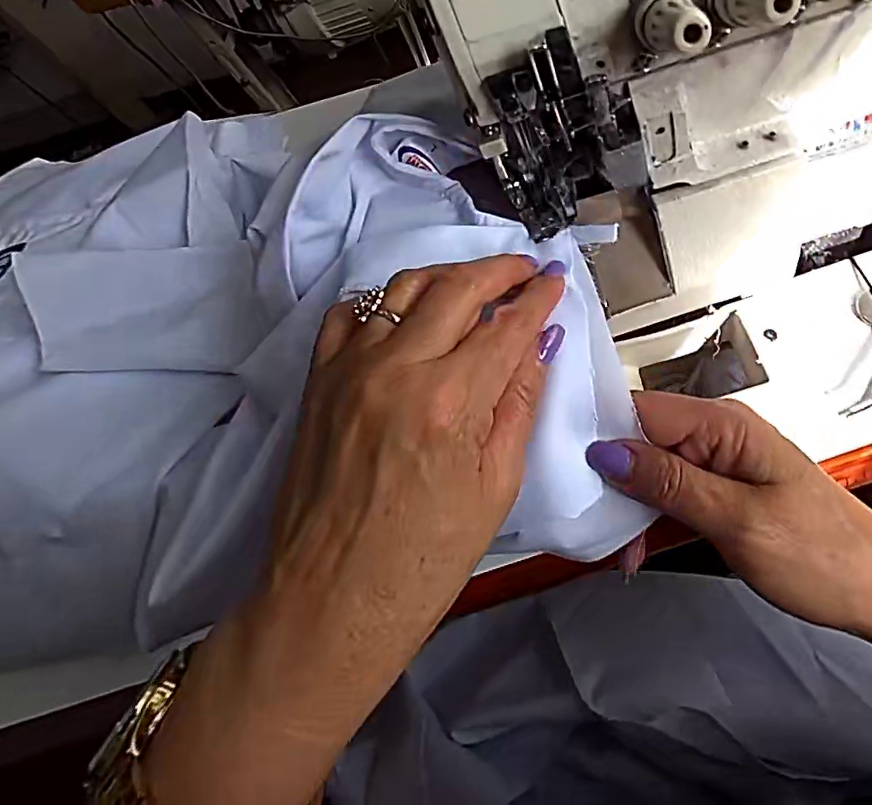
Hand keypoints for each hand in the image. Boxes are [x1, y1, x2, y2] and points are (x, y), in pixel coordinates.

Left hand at [266, 254, 565, 622]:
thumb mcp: (498, 482)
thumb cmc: (421, 559)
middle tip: (524, 270)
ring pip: (405, 287)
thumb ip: (520, 401)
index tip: (552, 283)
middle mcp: (397, 372)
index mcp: (451, 402)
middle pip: (458, 287)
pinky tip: (410, 311)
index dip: (537, 297)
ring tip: (477, 282)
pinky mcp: (319, 382)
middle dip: (501, 269)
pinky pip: (349, 314)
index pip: (507, 324)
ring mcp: (350, 371)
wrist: (330, 603)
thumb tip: (537, 345)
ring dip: (450, 274)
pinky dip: (386, 299)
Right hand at [586, 392, 871, 641]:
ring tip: (620, 548)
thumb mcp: (738, 521)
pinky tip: (640, 546)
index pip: (644, 409)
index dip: (602, 434)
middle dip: (614, 479)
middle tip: (595, 522)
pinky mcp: (726, 488)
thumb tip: (613, 452)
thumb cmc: (827, 554)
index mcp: (728, 426)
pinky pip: (675, 491)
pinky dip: (654, 518)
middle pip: (644, 439)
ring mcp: (724, 462)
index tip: (570, 467)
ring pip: (655, 469)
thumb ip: (672, 483)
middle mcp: (724, 435)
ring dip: (632, 505)